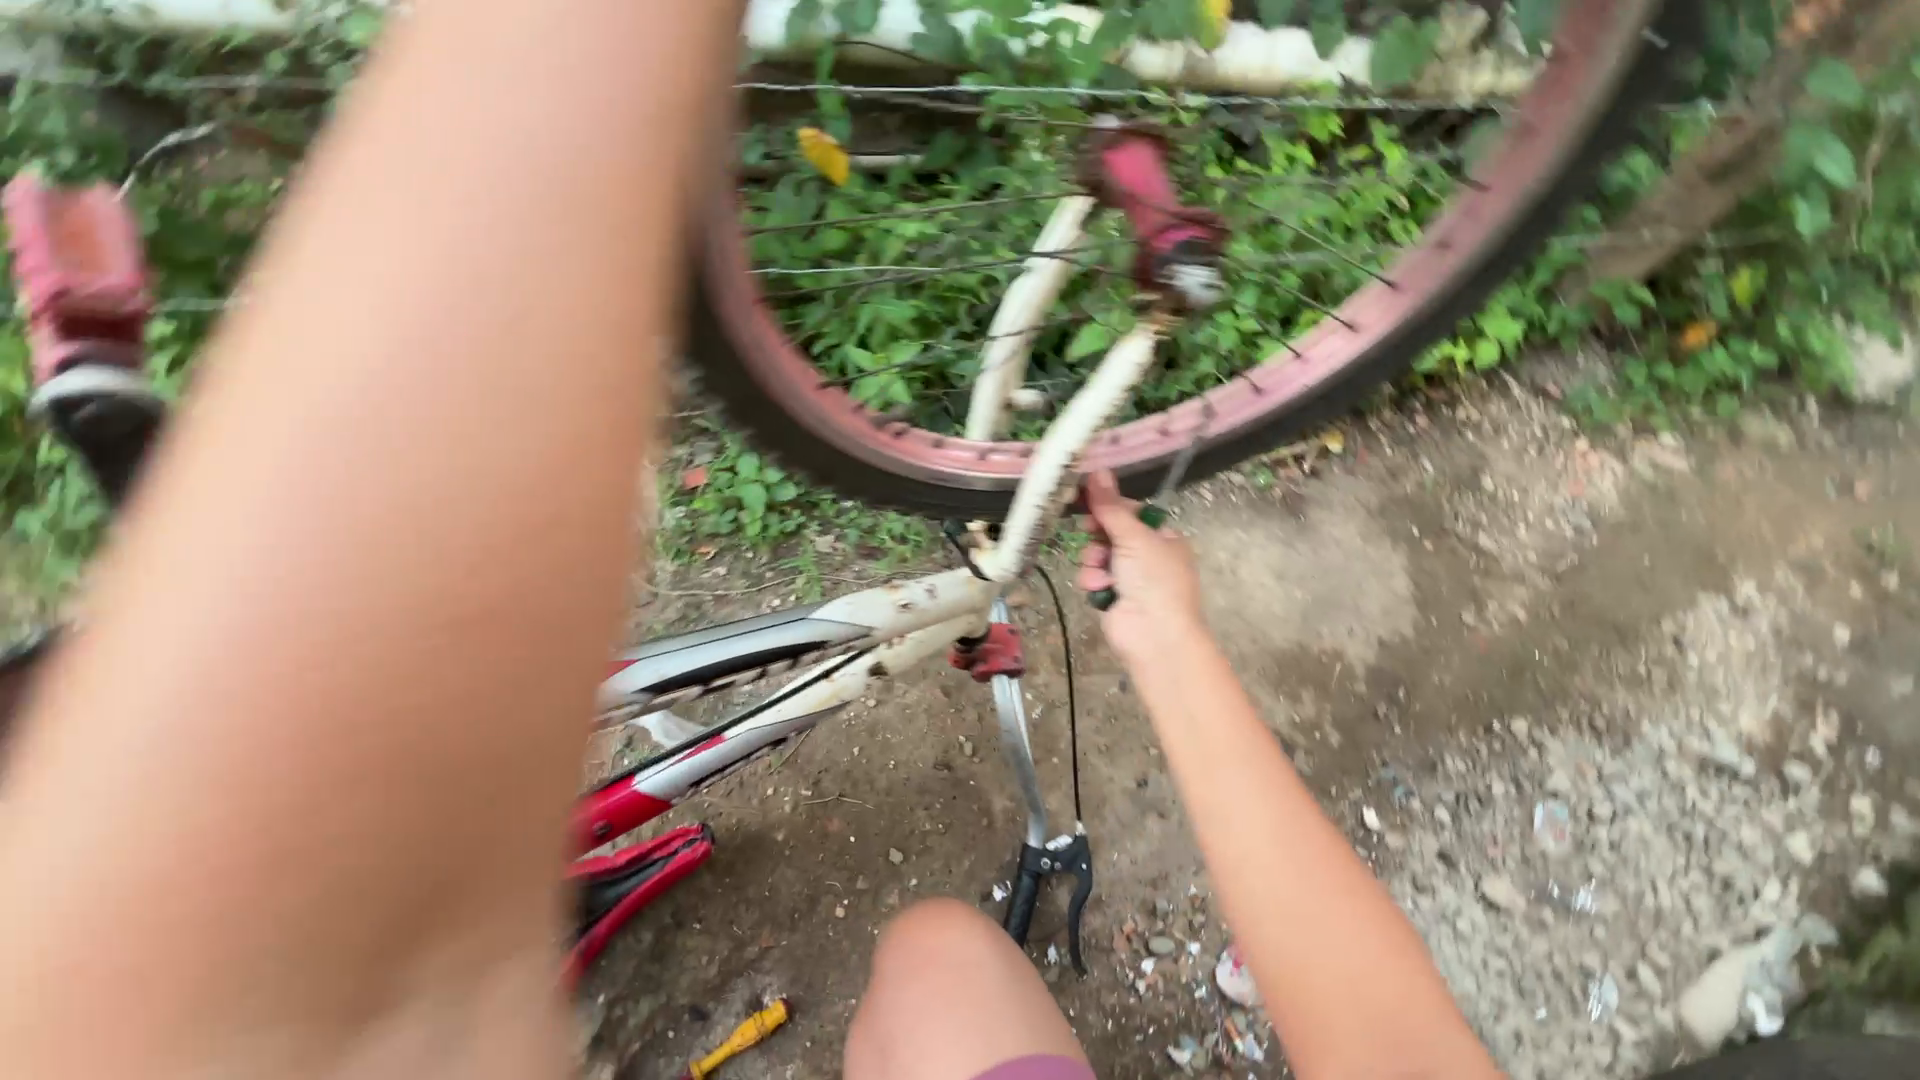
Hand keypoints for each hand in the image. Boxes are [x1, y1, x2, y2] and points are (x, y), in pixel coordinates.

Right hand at [1076, 471, 1205, 663]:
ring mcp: (1129, 579)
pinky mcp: (1112, 597)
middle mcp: (1147, 556)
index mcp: (1163, 538)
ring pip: (1097, 556)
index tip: (1088, 500)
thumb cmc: (1154, 579)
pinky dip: (1094, 582)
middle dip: (1098, 537)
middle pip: (1111, 533)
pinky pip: (1093, 578)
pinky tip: (1101, 589)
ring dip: (1094, 562)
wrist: (1154, 635)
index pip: (1132, 513)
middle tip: (1089, 531)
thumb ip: (1111, 506)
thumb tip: (1097, 470)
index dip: (1110, 507)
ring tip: (1101, 572)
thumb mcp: (1134, 536)